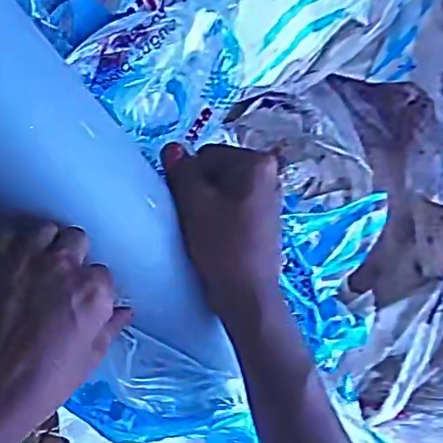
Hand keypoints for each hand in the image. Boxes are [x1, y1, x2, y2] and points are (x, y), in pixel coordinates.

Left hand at [0, 220, 132, 436]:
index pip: (103, 273)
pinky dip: (14, 244)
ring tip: (39, 265)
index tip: (82, 301)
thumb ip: (109, 327)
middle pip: (77, 240)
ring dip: (46, 244)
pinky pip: (9, 234)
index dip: (92, 287)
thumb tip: (124, 311)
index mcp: (94, 290)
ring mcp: (26, 258)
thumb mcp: (89, 358)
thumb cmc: (47, 381)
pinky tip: (13, 263)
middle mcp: (64, 265)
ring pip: (45, 230)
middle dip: (73, 256)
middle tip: (62, 279)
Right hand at [161, 142, 284, 324]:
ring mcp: (269, 200)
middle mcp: (270, 176)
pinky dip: (220, 221)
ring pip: (224, 193)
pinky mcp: (264, 223)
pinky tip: (215, 241)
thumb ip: (182, 173)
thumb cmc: (222, 247)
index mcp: (257, 164)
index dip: (188, 178)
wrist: (247, 294)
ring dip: (208, 208)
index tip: (185, 204)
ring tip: (204, 232)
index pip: (206, 155)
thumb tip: (172, 148)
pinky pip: (233, 211)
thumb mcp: (195, 206)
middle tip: (193, 219)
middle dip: (200, 191)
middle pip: (217, 172)